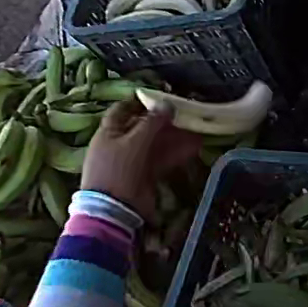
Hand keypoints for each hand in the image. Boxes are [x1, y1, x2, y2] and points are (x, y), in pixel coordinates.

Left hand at [79, 99, 200, 221]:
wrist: (115, 210)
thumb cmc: (118, 170)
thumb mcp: (134, 142)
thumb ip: (152, 122)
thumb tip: (168, 104)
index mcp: (109, 132)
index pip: (123, 110)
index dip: (140, 102)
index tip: (160, 96)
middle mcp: (120, 144)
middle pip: (144, 126)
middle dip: (166, 120)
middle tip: (187, 112)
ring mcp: (133, 161)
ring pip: (157, 143)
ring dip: (177, 136)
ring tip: (198, 128)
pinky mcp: (145, 175)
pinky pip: (163, 158)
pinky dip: (177, 152)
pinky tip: (195, 146)